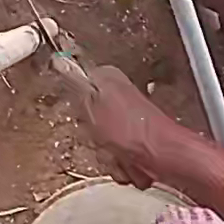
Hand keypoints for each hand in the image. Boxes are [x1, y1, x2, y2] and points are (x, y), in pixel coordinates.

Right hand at [70, 65, 192, 187]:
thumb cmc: (132, 131)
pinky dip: (119, 164)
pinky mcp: (132, 142)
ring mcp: (124, 121)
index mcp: (106, 79)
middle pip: (84, 121)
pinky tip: (128, 161)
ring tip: (119, 152)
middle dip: (92, 138)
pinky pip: (113, 157)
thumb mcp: (92, 103)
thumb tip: (58, 59)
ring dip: (106, 155)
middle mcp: (116, 97)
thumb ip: (73, 82)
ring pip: (98, 143)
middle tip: (103, 137)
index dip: (76, 109)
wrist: (165, 157)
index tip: (84, 116)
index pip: (73, 90)